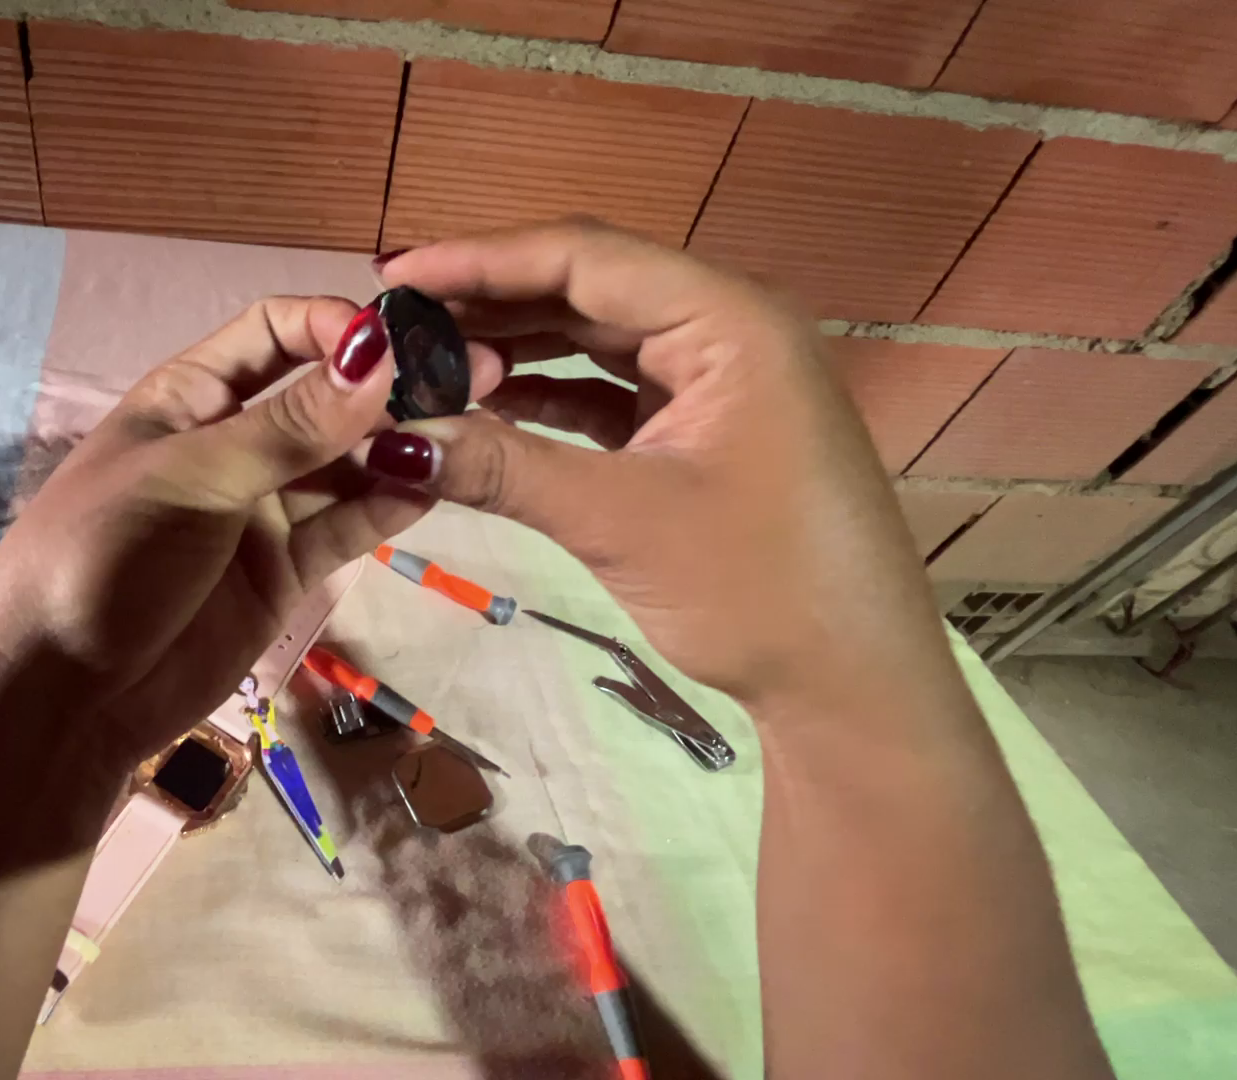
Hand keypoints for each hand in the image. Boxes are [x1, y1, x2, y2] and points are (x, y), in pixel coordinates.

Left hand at [0, 296, 486, 765]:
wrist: (69, 694)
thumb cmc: (106, 557)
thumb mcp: (191, 478)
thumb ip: (288, 426)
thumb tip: (377, 356)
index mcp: (190, 397)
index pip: (273, 333)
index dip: (330, 328)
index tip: (392, 344)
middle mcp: (234, 444)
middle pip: (322, 399)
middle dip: (383, 391)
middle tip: (463, 386)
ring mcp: (263, 510)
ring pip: (344, 466)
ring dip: (395, 451)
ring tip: (458, 440)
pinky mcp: (287, 569)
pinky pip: (345, 527)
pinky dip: (386, 508)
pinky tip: (428, 488)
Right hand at [361, 220, 944, 706]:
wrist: (846, 681)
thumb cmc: (754, 589)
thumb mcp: (617, 519)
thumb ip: (502, 469)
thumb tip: (390, 442)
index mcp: (728, 321)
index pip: (584, 258)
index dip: (481, 259)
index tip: (396, 273)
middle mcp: (722, 330)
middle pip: (586, 289)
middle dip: (490, 300)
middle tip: (400, 316)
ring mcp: (710, 382)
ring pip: (592, 338)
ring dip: (514, 347)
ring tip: (430, 357)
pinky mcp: (694, 429)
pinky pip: (604, 392)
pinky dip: (544, 397)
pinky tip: (487, 405)